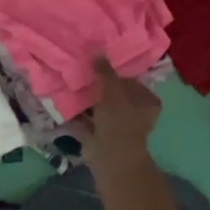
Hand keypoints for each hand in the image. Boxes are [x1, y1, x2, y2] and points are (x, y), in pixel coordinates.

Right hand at [79, 57, 161, 178]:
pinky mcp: (99, 138)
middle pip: (114, 96)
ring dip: (86, 102)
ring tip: (69, 86)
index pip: (131, 82)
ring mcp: (116, 128)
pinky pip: (86, 123)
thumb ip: (105, 72)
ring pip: (99, 110)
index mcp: (146, 102)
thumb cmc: (119, 120)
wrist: (111, 157)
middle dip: (98, 88)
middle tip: (81, 72)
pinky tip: (63, 105)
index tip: (98, 64)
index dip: (115, 73)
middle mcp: (134, 115)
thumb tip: (97, 52)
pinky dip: (76, 117)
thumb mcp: (113, 90)